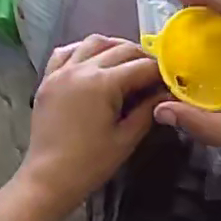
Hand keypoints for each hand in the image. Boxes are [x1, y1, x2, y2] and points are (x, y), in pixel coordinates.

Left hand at [17, 35, 163, 212]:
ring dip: (115, 47)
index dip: (161, 72)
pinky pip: (66, 52)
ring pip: (93, 42)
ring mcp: (61, 71)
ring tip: (128, 62)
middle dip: (143, 58)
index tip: (172, 81)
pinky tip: (94, 61)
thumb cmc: (91, 163)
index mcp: (103, 83)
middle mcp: (81, 68)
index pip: (142, 66)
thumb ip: (147, 110)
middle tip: (156, 73)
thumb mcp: (126, 138)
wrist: (49, 178)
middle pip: (120, 50)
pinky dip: (84, 50)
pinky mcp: (48, 79)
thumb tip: (165, 93)